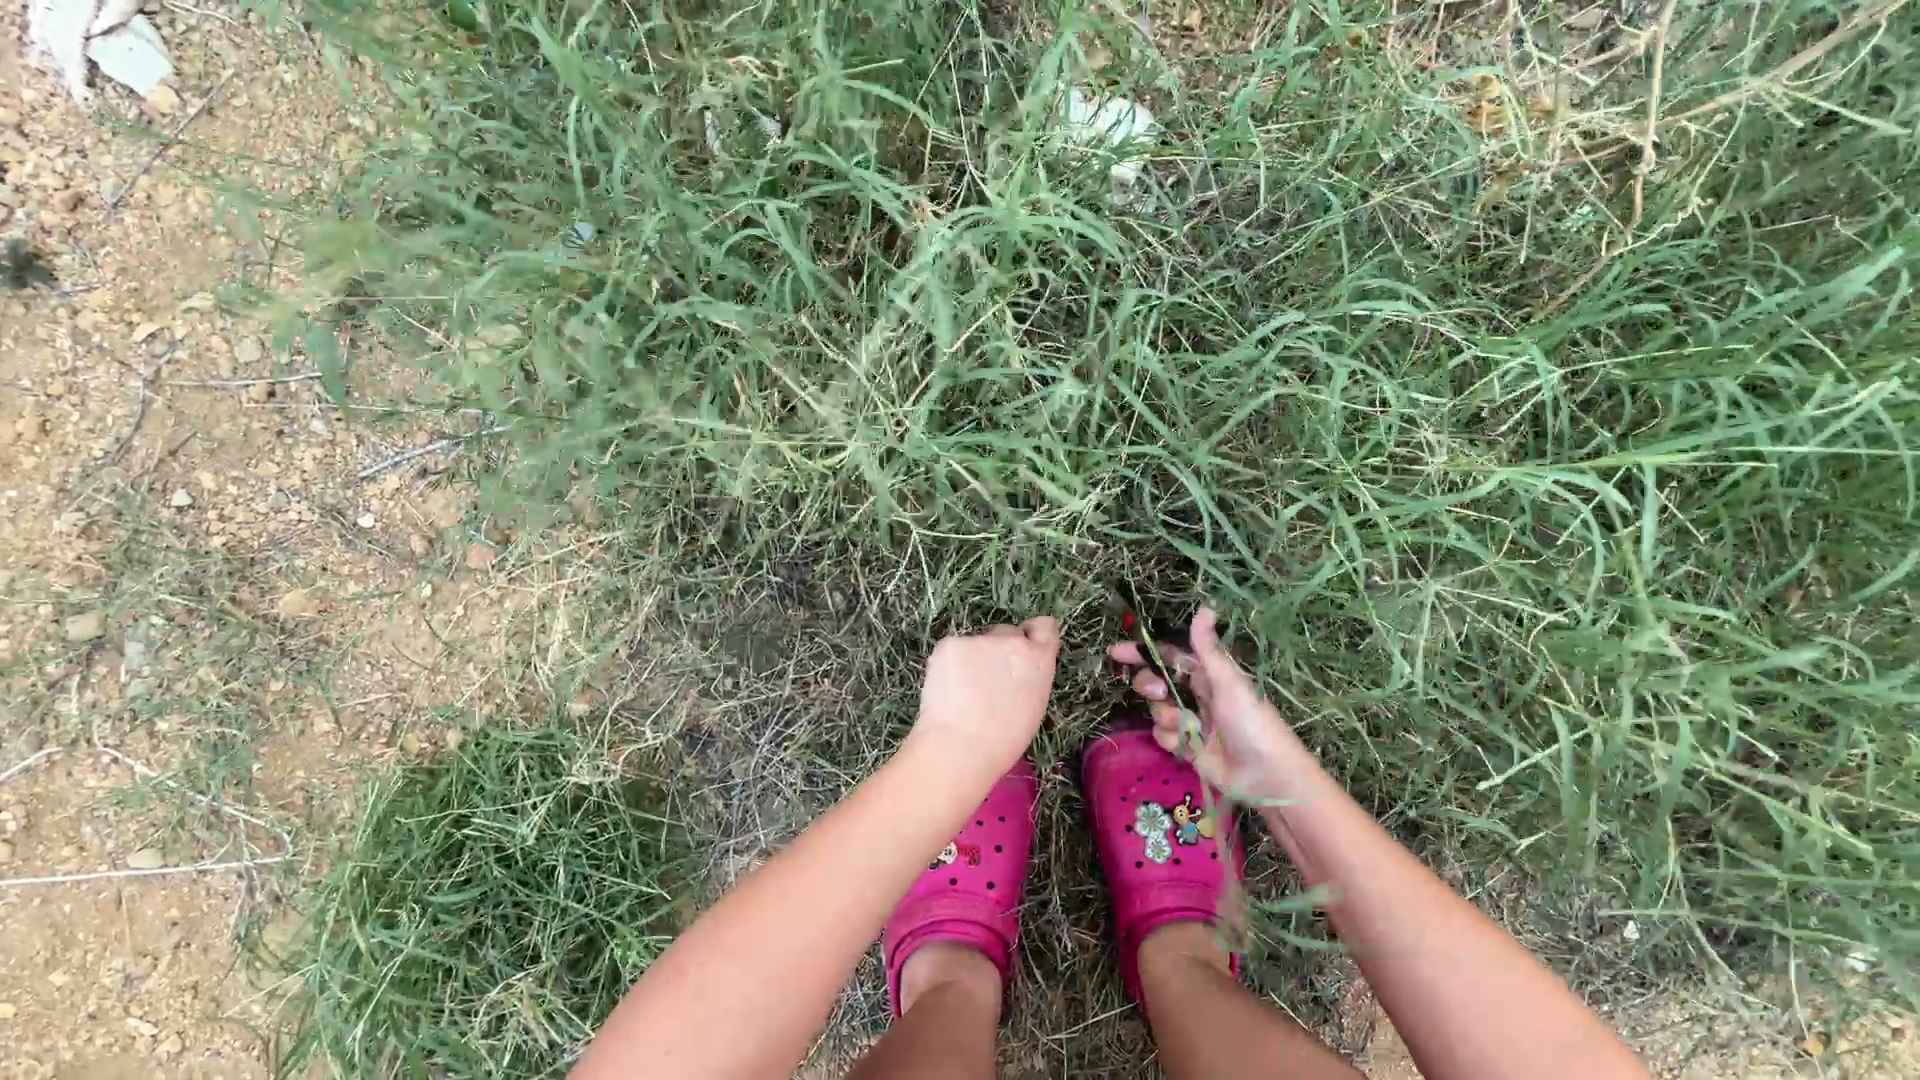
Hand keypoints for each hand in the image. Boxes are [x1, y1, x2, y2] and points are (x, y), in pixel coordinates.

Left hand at [911, 617, 1060, 775]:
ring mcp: (979, 639)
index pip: (1044, 626)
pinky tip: (947, 689)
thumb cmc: (1003, 740)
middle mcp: (1012, 641)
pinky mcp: (950, 644)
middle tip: (984, 679)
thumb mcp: (1033, 706)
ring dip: (971, 658)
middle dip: (997, 650)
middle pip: (1006, 633)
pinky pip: (953, 650)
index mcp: (1039, 659)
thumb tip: (1016, 672)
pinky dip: (949, 664)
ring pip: (976, 643)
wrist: (960, 745)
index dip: (1031, 637)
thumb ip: (1030, 677)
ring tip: (962, 693)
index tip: (1021, 648)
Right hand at [1107, 608, 1314, 802]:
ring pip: (1157, 710)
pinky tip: (1190, 747)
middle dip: (1149, 685)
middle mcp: (1196, 694)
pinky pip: (1163, 735)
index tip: (1116, 653)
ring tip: (1189, 728)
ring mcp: (1191, 721)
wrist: (1265, 775)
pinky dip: (1172, 740)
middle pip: (1156, 681)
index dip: (1142, 652)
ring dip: (1167, 717)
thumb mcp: (1228, 681)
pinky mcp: (1187, 746)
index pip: (1168, 655)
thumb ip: (1207, 648)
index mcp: (1208, 673)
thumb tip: (1204, 607)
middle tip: (1157, 693)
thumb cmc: (1252, 721)